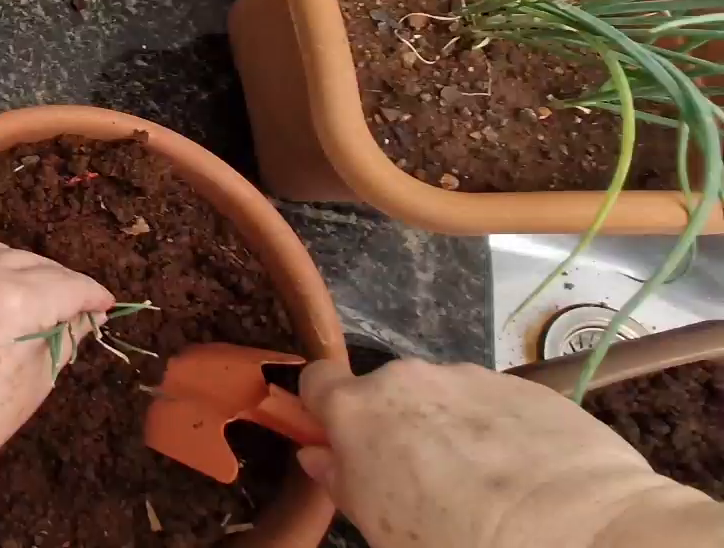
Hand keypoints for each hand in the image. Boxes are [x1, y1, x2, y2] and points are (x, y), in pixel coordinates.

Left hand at [0, 240, 113, 495]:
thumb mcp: (36, 380)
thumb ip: (64, 335)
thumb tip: (87, 313)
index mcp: (14, 300)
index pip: (69, 285)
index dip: (93, 295)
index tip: (105, 304)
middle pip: (37, 264)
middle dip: (61, 283)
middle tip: (74, 308)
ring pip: (2, 252)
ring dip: (24, 270)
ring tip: (36, 299)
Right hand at [298, 358, 717, 547]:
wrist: (590, 541)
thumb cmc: (459, 541)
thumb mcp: (380, 527)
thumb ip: (341, 482)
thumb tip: (318, 456)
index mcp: (353, 408)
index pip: (316, 379)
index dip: (328, 408)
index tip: (347, 441)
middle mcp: (400, 377)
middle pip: (387, 392)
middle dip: (402, 424)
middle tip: (433, 477)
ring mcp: (466, 377)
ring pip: (446, 396)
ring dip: (455, 426)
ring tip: (497, 481)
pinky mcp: (528, 388)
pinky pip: (502, 405)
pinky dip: (509, 432)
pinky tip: (538, 475)